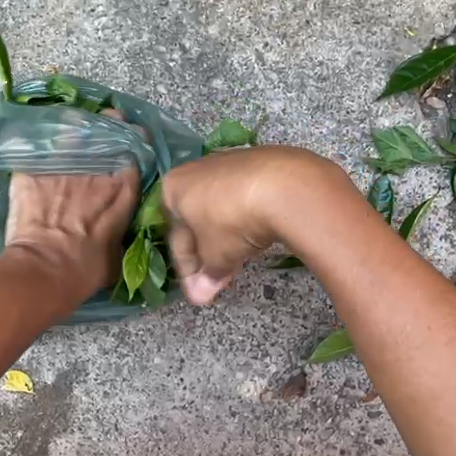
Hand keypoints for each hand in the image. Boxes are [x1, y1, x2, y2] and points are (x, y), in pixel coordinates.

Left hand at [2, 166, 138, 302]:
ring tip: (54, 188)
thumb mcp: (116, 260)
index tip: (115, 186)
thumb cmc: (84, 272)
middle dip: (91, 172)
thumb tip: (116, 236)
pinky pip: (32, 167)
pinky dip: (31, 178)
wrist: (43, 270)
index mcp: (119, 194)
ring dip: (61, 171)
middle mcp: (93, 174)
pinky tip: (28, 190)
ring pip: (64, 160)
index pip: (128, 172)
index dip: (121, 178)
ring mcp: (61, 171)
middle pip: (96, 162)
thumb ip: (118, 238)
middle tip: (81, 191)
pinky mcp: (31, 175)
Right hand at [160, 146, 344, 304]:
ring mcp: (229, 163)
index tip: (198, 292)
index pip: (177, 237)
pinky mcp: (259, 162)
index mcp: (174, 188)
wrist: (282, 186)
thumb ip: (206, 275)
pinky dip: (246, 219)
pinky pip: (244, 198)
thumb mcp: (215, 256)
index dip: (187, 270)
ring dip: (227, 238)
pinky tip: (256, 236)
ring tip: (238, 264)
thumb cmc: (231, 221)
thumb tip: (200, 294)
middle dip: (208, 255)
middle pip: (198, 221)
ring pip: (221, 209)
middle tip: (217, 284)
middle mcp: (195, 171)